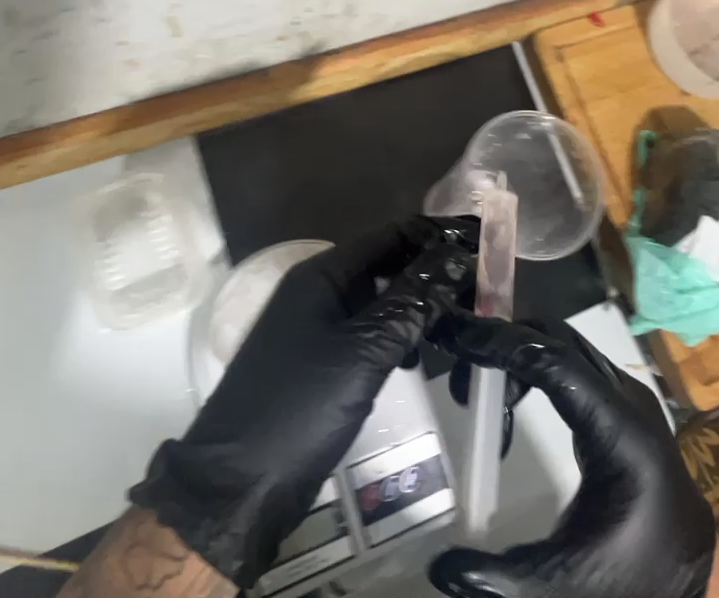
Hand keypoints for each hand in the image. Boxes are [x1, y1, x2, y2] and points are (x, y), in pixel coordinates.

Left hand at [129, 216, 476, 587]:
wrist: (239, 484)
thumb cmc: (301, 406)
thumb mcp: (364, 351)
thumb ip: (409, 303)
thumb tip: (452, 259)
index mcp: (322, 275)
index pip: (387, 236)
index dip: (432, 235)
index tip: (480, 243)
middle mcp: (316, 292)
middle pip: (381, 265)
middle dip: (427, 271)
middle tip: (479, 284)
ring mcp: (313, 328)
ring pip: (374, 302)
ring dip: (413, 305)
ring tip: (460, 316)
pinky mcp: (317, 362)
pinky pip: (363, 334)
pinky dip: (393, 337)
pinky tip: (418, 354)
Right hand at [426, 314, 716, 597]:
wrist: (691, 576)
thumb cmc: (634, 576)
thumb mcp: (565, 584)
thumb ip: (499, 576)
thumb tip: (440, 568)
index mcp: (622, 435)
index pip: (555, 362)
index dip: (504, 342)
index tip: (458, 335)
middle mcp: (629, 402)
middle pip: (558, 340)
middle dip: (503, 343)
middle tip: (459, 370)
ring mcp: (627, 397)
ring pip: (563, 346)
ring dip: (517, 355)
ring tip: (479, 394)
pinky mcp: (619, 404)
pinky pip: (570, 363)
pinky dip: (533, 366)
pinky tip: (509, 397)